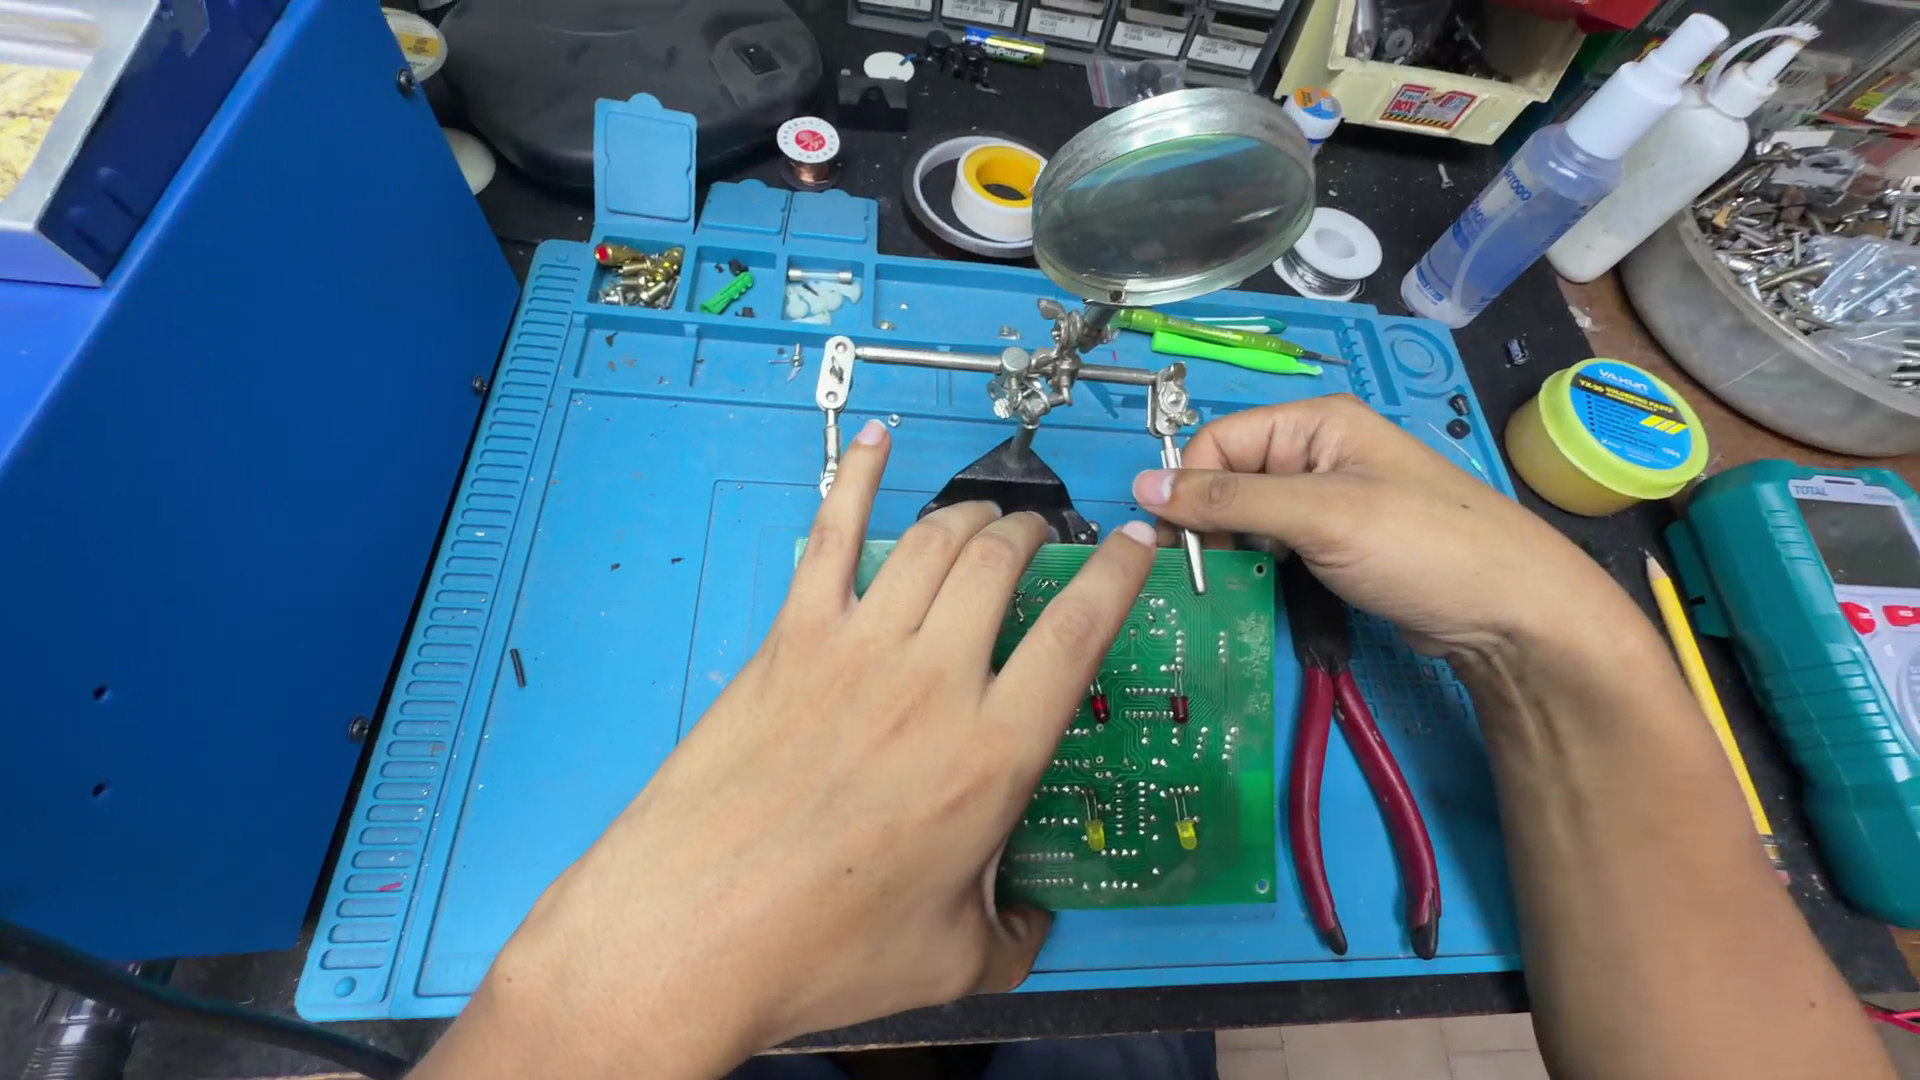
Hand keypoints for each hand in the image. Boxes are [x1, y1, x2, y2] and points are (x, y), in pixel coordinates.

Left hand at [445, 419, 1158, 1079]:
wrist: (690, 930)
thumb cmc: (824, 948)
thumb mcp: (952, 961)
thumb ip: (1012, 938)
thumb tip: (1032, 929)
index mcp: (992, 751)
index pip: (1079, 632)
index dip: (1118, 573)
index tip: (1137, 540)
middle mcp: (934, 680)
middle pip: (1002, 563)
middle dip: (1032, 534)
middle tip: (1037, 537)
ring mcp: (859, 647)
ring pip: (934, 542)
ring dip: (971, 516)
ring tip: (985, 517)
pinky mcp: (794, 636)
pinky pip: (833, 536)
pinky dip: (856, 478)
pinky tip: (876, 442)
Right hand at [1133, 395, 1632, 662]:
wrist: (1513, 615)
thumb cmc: (1419, 548)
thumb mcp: (1318, 515)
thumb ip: (1227, 498)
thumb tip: (1141, 485)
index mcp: (1314, 423)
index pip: (1218, 441)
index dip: (1188, 486)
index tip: (1173, 541)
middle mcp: (1315, 451)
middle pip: (1227, 475)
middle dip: (1205, 518)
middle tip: (1197, 567)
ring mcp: (1326, 496)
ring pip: (1245, 510)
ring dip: (1227, 541)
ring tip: (1224, 578)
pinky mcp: (1333, 537)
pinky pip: (1271, 537)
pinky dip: (1252, 557)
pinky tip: (1253, 580)